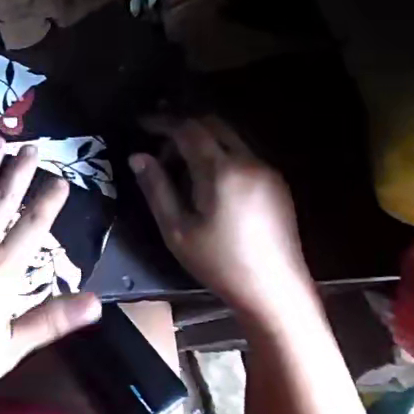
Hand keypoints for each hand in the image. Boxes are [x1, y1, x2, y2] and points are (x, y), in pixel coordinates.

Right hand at [130, 116, 316, 319]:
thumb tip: (138, 157)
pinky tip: (206, 178)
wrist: (275, 292)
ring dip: (202, 137)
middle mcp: (248, 161)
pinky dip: (220, 152)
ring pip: (230, 136)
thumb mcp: (177, 231)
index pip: (188, 128)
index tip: (141, 123)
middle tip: (158, 140)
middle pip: (213, 123)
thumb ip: (156, 189)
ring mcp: (266, 170)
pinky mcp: (276, 183)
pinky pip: (243, 153)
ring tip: (178, 161)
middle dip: (183, 125)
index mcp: (221, 171)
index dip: (162, 121)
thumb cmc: (220, 264)